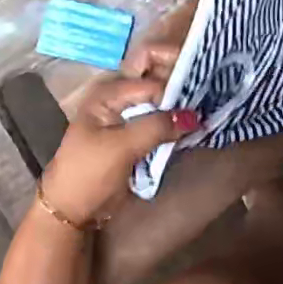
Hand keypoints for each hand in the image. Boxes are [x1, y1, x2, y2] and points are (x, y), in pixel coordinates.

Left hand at [38, 43, 193, 223]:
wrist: (72, 208)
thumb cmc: (89, 172)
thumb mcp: (121, 147)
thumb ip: (157, 127)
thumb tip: (196, 115)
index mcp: (109, 92)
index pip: (151, 80)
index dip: (176, 85)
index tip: (203, 97)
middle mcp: (120, 97)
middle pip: (154, 75)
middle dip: (179, 77)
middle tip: (209, 86)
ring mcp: (129, 115)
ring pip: (160, 98)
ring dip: (181, 99)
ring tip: (210, 103)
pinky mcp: (137, 134)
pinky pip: (160, 119)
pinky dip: (175, 119)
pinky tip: (196, 123)